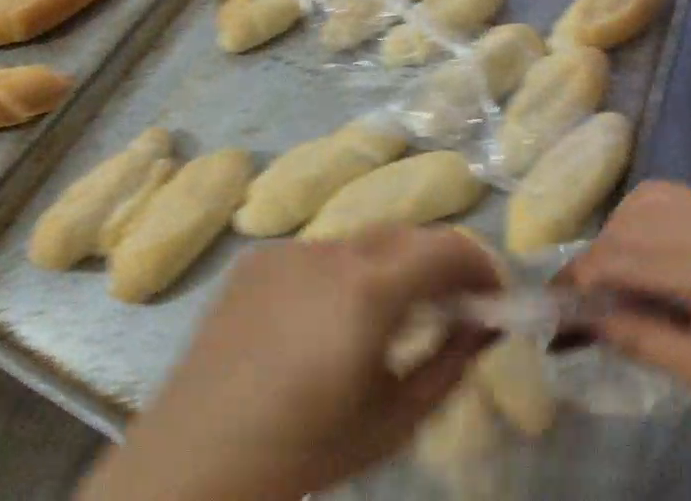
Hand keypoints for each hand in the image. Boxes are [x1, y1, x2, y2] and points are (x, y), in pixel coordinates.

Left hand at [77, 225, 501, 500]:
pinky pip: (316, 254)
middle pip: (404, 236)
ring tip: (387, 319)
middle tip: (451, 308)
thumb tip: (486, 324)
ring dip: (389, 268)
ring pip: (359, 242)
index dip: (480, 264)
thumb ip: (451, 362)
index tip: (494, 297)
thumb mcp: (395, 418)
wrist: (197, 453)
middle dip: (437, 264)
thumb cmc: (306, 447)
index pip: (445, 247)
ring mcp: (286, 249)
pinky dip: (341, 274)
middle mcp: (328, 250)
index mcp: (367, 289)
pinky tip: (325, 322)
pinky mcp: (254, 259)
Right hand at [563, 183, 690, 472]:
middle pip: (626, 219)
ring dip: (622, 235)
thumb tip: (582, 318)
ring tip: (627, 284)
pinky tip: (659, 261)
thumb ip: (642, 339)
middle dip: (598, 258)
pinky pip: (674, 198)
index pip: (618, 254)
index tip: (556, 308)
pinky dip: (649, 222)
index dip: (578, 279)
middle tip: (594, 304)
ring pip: (646, 199)